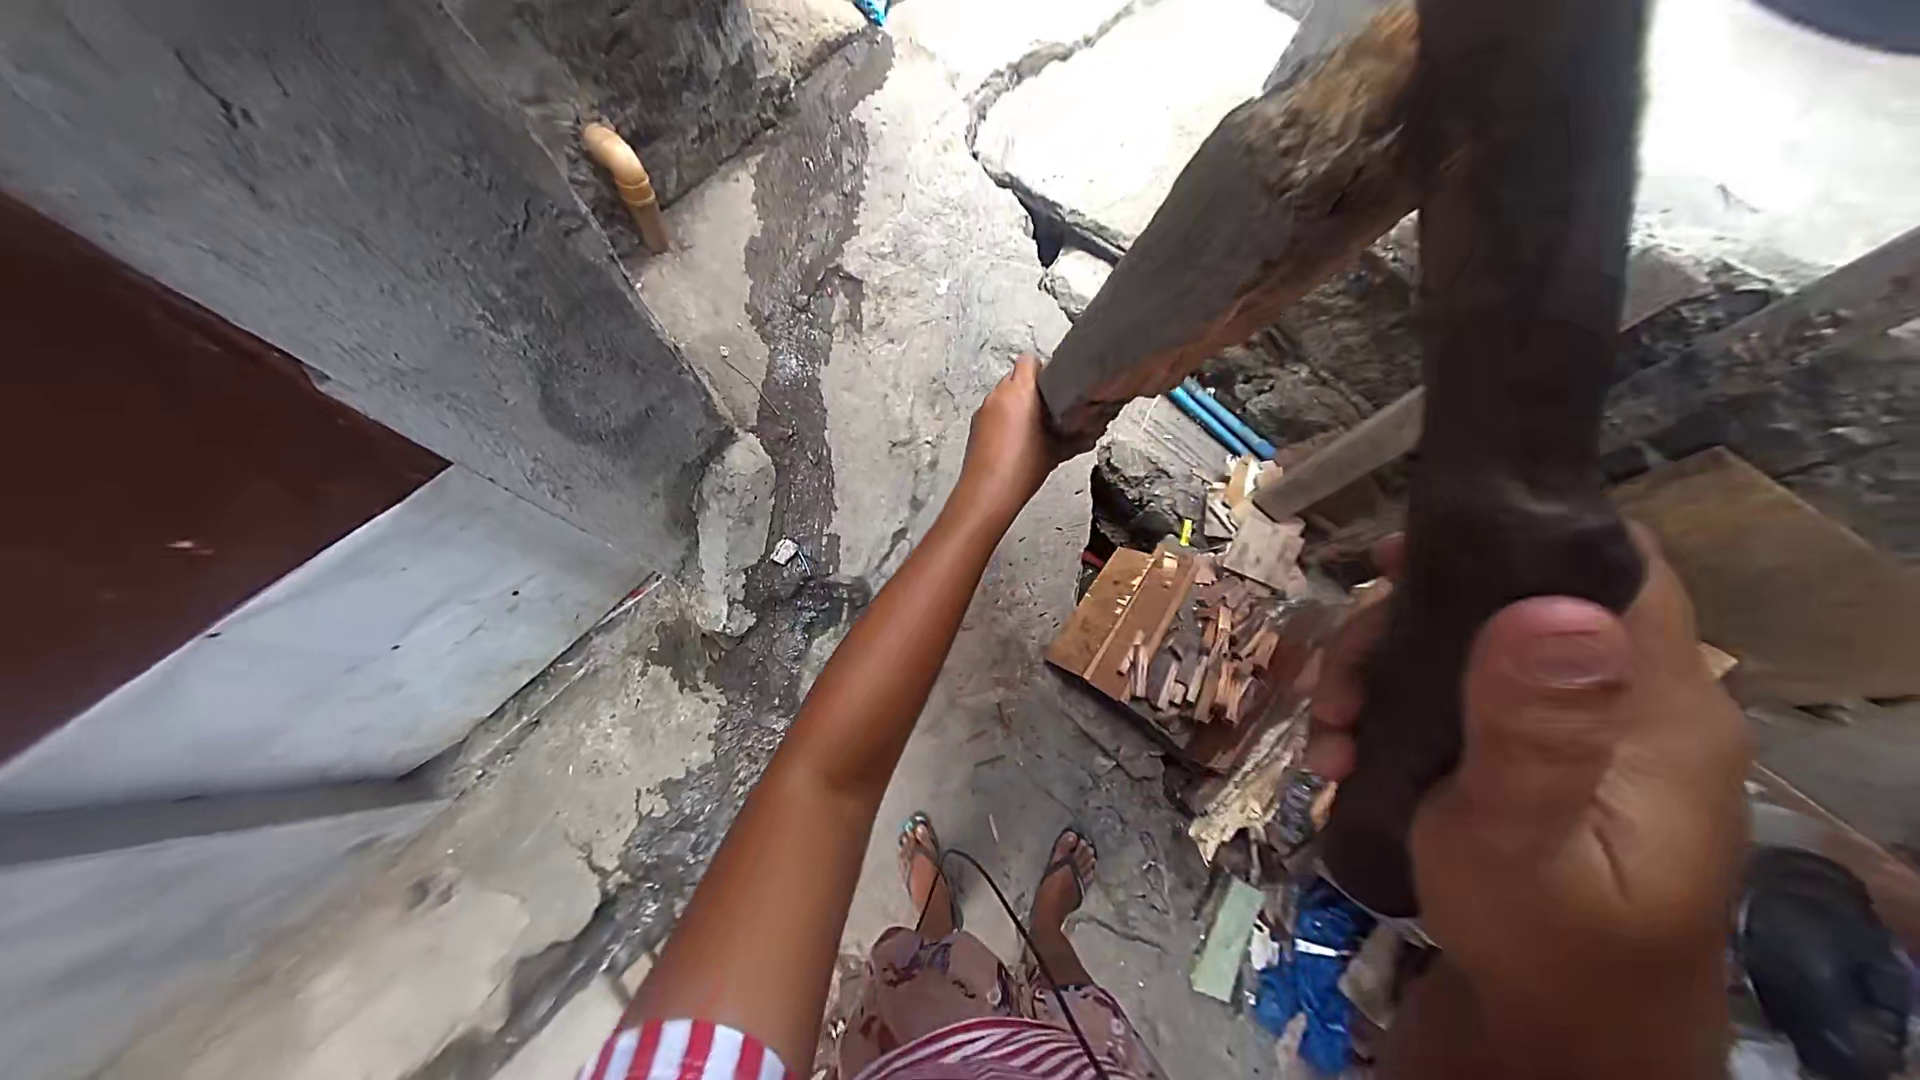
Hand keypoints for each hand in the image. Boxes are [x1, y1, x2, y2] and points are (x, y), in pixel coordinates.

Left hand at [956, 356, 1069, 517]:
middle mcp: (998, 395)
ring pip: (1003, 395)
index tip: (1054, 387)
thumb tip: (1089, 433)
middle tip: (1046, 410)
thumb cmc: (1019, 470)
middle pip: (1016, 376)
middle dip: (1031, 390)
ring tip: (1031, 429)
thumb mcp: (1056, 451)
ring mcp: (983, 410)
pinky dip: (1003, 419)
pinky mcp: (975, 426)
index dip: (1044, 371)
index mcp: (1019, 391)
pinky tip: (1015, 441)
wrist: (987, 493)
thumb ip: (1075, 437)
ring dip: (1016, 405)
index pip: (1030, 360)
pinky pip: (993, 412)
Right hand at [1310, 529, 1751, 1076]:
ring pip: (1448, 652)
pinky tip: (1339, 756)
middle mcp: (1610, 700)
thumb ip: (1534, 733)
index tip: (1402, 555)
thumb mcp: (1521, 836)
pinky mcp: (1510, 751)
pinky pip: (1435, 697)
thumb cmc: (1543, 937)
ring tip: (1327, 736)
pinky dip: (1378, 713)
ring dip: (1370, 677)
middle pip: (1492, 608)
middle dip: (1394, 631)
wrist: (1543, 1026)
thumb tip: (1551, 608)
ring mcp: (1555, 727)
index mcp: (1651, 704)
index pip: (1604, 569)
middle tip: (1336, 682)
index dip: (1507, 540)